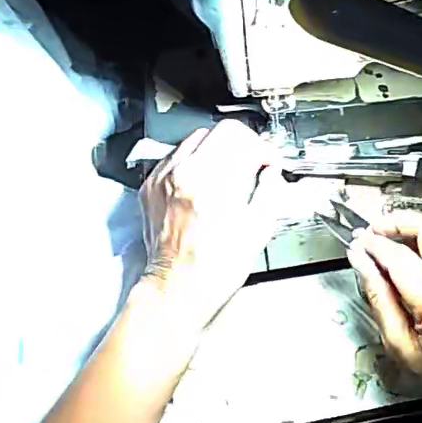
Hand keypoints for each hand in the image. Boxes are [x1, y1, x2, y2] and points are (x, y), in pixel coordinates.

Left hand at [139, 120, 286, 330]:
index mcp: (208, 181)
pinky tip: (204, 184)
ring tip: (228, 175)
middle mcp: (179, 174)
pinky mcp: (149, 188)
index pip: (235, 135)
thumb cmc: (212, 270)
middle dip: (239, 146)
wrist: (177, 289)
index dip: (259, 146)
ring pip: (193, 141)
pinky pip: (174, 159)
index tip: (267, 160)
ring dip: (216, 152)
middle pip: (215, 133)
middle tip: (252, 164)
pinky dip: (192, 164)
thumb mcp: (257, 229)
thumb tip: (272, 174)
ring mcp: (160, 179)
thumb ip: (269, 192)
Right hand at [346, 211, 421, 422]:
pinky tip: (408, 255)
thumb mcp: (398, 343)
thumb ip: (378, 297)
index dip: (374, 245)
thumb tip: (361, 261)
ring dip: (412, 227)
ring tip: (386, 239)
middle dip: (397, 222)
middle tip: (372, 231)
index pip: (401, 257)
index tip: (358, 242)